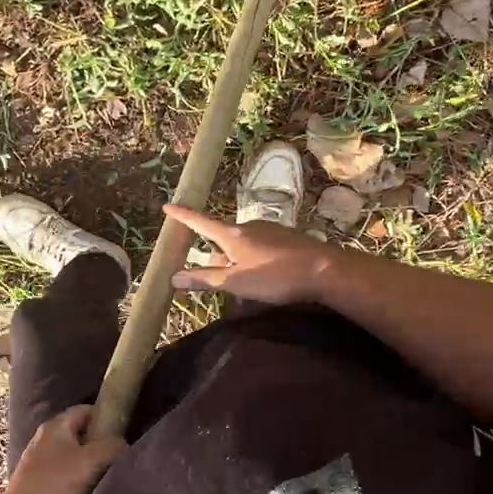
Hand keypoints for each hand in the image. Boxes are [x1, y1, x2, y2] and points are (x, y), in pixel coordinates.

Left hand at [0, 406, 126, 493]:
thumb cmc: (57, 484)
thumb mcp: (92, 460)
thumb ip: (112, 446)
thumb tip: (123, 444)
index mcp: (56, 426)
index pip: (86, 410)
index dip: (106, 418)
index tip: (123, 434)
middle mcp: (45, 439)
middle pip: (80, 435)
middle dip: (100, 446)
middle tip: (118, 460)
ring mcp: (39, 461)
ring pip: (73, 458)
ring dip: (89, 468)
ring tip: (105, 481)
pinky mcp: (38, 483)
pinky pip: (64, 477)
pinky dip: (77, 484)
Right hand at [165, 204, 342, 305]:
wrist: (324, 270)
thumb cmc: (275, 276)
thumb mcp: (236, 281)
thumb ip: (205, 279)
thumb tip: (174, 277)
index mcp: (232, 235)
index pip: (200, 222)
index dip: (182, 216)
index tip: (167, 206)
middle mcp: (248, 226)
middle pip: (222, 240)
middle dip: (216, 258)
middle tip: (220, 282)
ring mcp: (269, 230)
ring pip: (241, 246)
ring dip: (236, 262)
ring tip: (245, 287)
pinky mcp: (285, 238)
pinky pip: (259, 248)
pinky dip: (253, 261)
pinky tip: (265, 279)